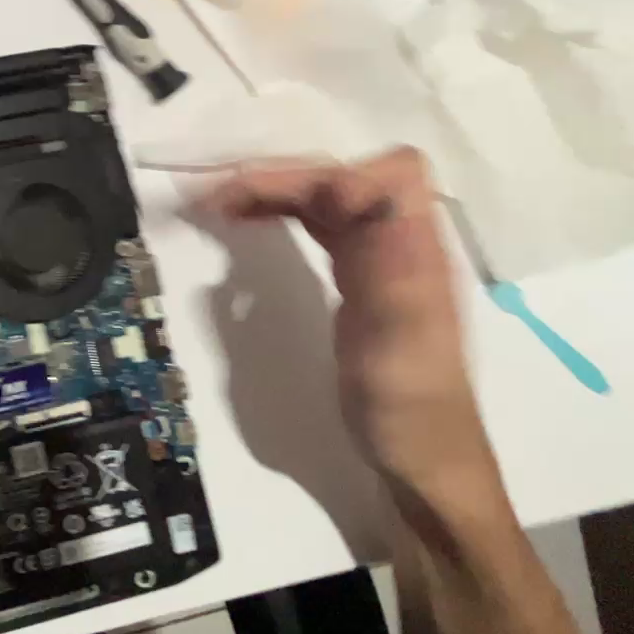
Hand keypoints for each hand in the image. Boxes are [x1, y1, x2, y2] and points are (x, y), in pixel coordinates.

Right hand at [199, 148, 505, 513]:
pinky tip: (245, 221)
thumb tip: (368, 204)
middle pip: (342, 177)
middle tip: (213, 198)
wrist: (420, 458)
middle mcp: (400, 243)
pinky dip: (277, 211)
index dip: (323, 175)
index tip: (262, 202)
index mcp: (417, 252)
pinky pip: (315, 221)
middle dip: (278, 177)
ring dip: (272, 189)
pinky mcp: (356, 272)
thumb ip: (389, 278)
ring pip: (324, 195)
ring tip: (217, 203)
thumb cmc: (407, 411)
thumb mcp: (398, 353)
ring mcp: (378, 256)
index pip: (382, 177)